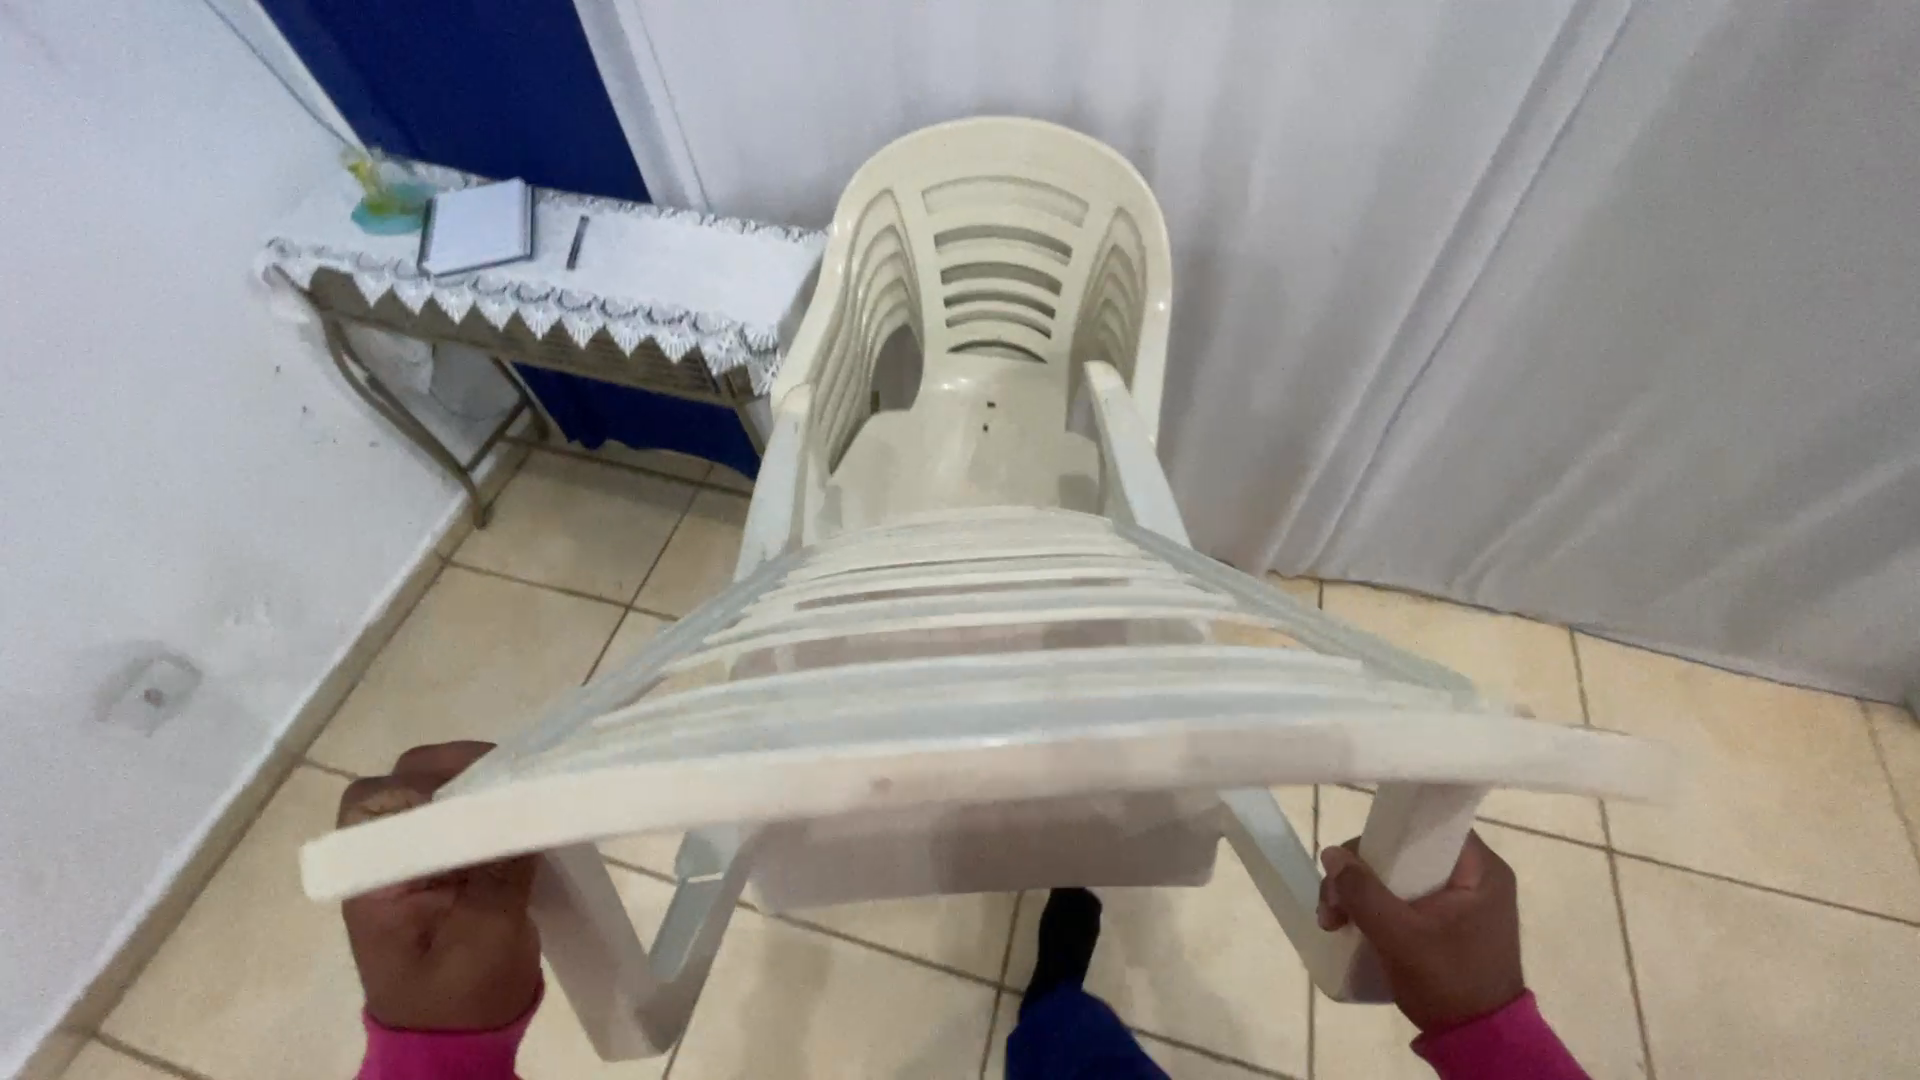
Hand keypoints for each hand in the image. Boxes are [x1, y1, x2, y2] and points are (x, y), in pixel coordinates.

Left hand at [337, 741, 540, 1031]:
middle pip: (407, 783)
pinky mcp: (451, 864)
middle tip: (513, 773)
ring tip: (527, 787)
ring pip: (439, 792)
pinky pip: (467, 813)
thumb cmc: (463, 992)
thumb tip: (527, 804)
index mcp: (376, 877)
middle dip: (459, 768)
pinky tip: (529, 808)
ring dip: (483, 782)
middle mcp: (388, 859)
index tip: (485, 778)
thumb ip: (501, 866)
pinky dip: (497, 801)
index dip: (427, 779)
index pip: (377, 801)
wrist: (460, 1037)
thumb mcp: (486, 933)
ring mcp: (419, 859)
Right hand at [1315, 830, 1524, 1033]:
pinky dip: (1373, 905)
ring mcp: (1460, 899)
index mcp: (1481, 871)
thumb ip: (1362, 891)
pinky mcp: (1446, 919)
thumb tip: (1330, 854)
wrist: (1478, 1045)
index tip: (1353, 858)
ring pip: (1395, 873)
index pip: (1428, 825)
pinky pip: (1401, 894)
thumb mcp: (1398, 936)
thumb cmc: (1448, 984)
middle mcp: (1474, 877)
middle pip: (1403, 850)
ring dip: (1359, 891)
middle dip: (1359, 872)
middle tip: (1332, 900)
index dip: (1385, 831)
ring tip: (1333, 919)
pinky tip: (1349, 923)